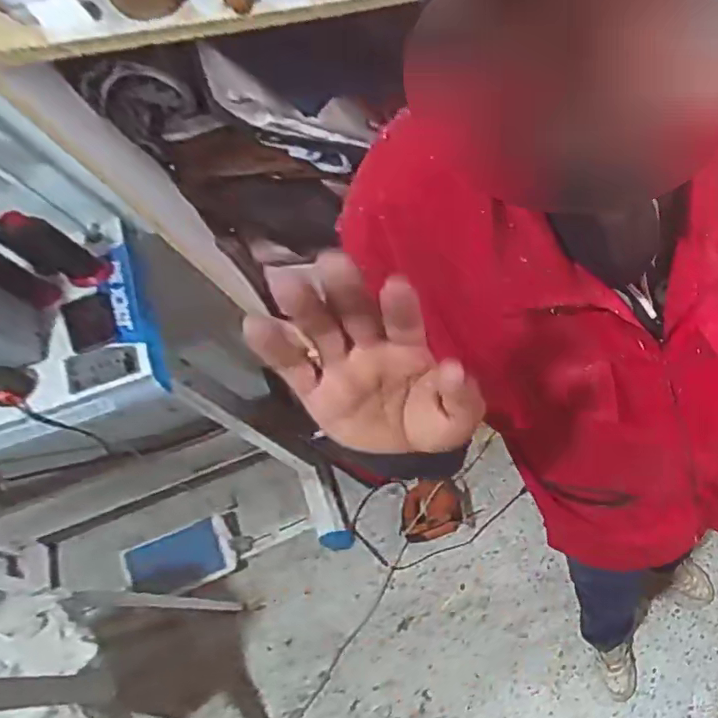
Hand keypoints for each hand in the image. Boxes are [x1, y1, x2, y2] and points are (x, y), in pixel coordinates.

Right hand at [242, 253, 484, 454]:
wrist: (404, 455)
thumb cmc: (432, 422)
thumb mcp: (456, 419)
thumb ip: (460, 397)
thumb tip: (455, 370)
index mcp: (408, 347)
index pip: (403, 322)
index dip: (399, 305)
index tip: (396, 284)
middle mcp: (370, 346)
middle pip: (354, 313)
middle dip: (344, 289)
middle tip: (332, 262)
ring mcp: (339, 365)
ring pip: (319, 330)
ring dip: (304, 307)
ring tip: (286, 283)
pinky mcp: (314, 389)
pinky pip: (292, 366)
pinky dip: (275, 347)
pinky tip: (257, 325)